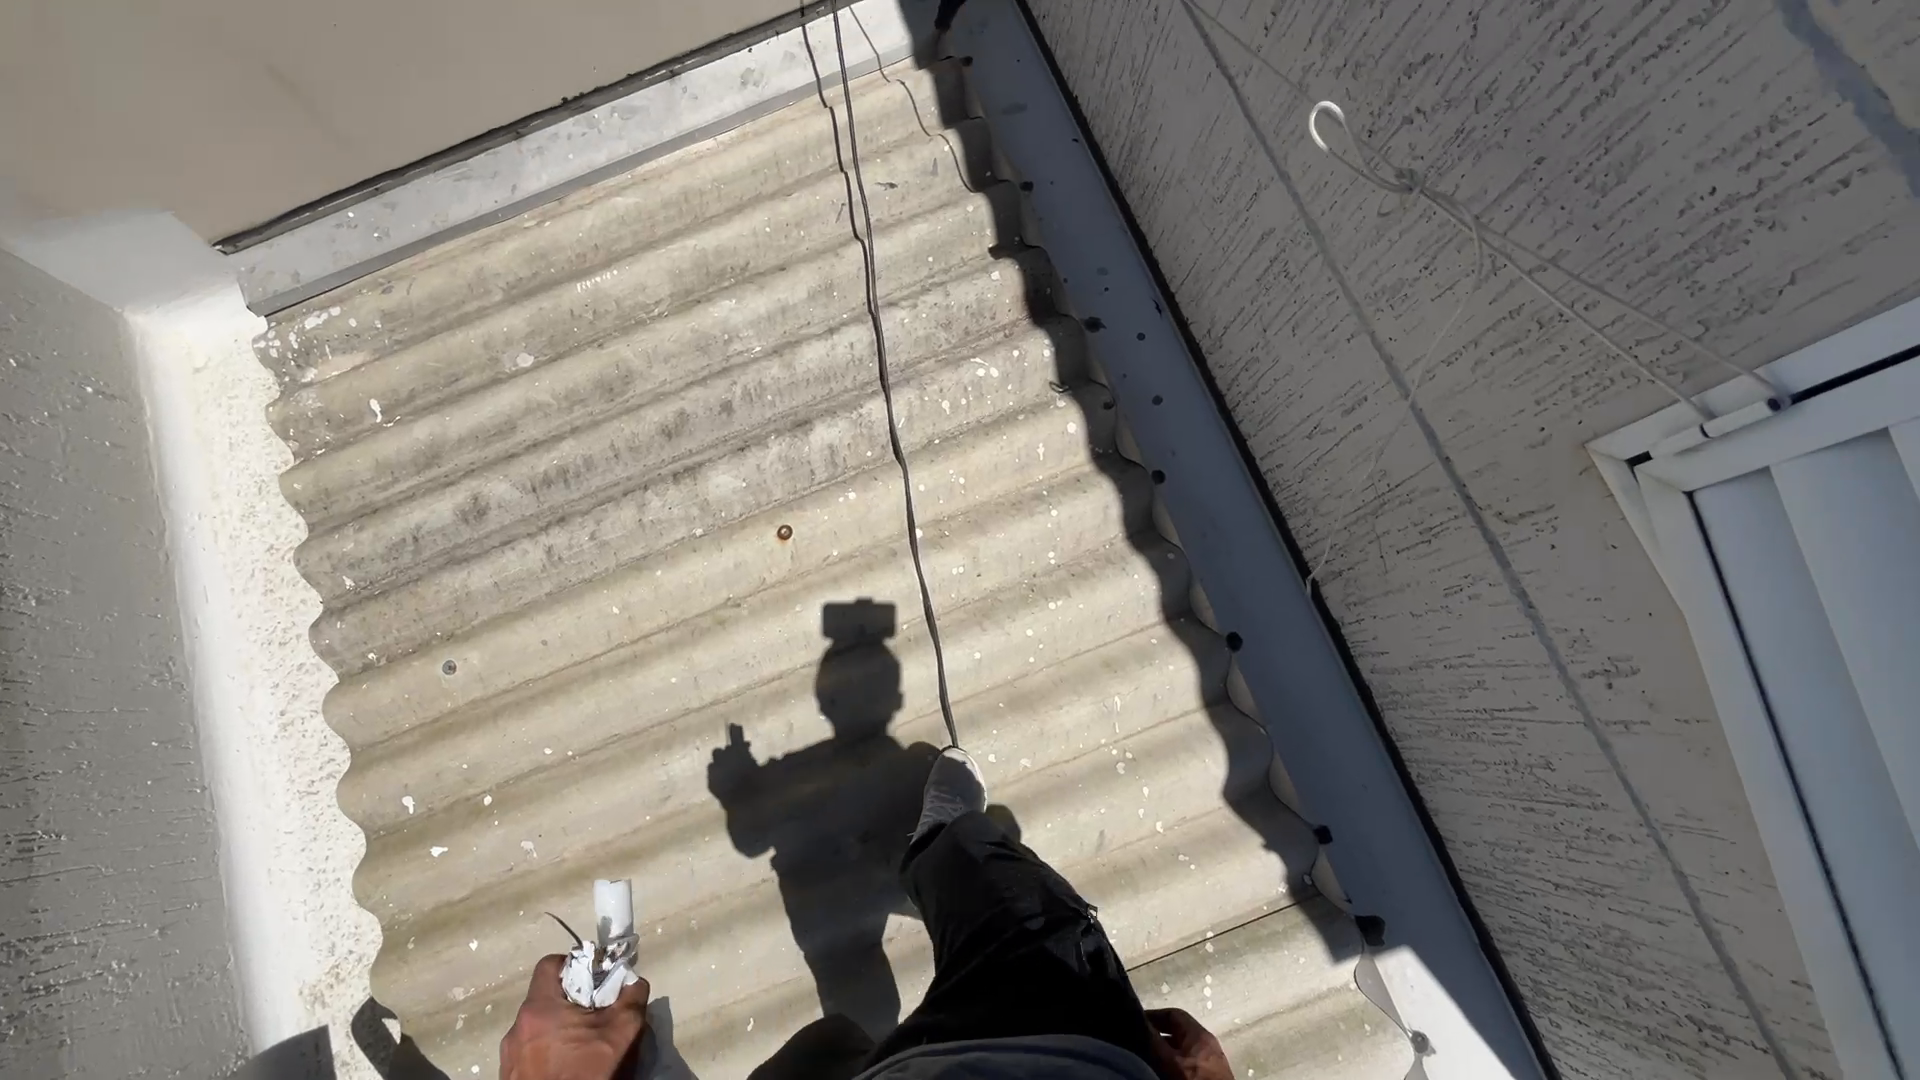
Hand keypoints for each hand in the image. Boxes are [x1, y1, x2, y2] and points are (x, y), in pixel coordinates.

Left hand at [500, 954, 649, 1079]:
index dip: (575, 963)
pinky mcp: (508, 1078)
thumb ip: (632, 994)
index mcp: (539, 1010)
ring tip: (584, 1042)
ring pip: (538, 1025)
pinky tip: (568, 1064)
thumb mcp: (624, 1030)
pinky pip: (530, 1050)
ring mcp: (508, 1058)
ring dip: (560, 1026)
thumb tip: (632, 981)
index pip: (549, 964)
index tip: (595, 979)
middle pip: (546, 996)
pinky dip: (549, 1049)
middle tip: (597, 1012)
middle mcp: (516, 1029)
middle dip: (573, 998)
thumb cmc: (589, 1073)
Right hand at [1143, 1007, 1231, 1079]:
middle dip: (1158, 1035)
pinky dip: (1174, 1065)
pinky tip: (1164, 1073)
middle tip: (1140, 1041)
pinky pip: (1189, 1064)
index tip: (1136, 1021)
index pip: (1174, 1014)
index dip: (1154, 1016)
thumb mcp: (1169, 1061)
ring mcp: (1212, 1063)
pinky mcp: (1212, 1078)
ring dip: (1166, 1052)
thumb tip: (1135, 1021)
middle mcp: (1208, 1045)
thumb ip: (1152, 1041)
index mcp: (1200, 1034)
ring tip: (1148, 1058)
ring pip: (1183, 1050)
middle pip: (1179, 1032)